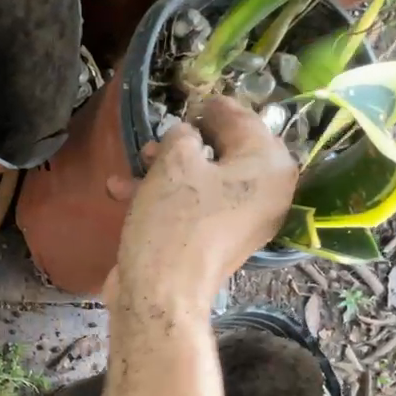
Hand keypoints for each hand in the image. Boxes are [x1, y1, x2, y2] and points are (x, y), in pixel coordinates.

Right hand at [107, 95, 296, 306]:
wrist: (161, 294)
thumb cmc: (174, 223)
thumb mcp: (173, 166)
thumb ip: (179, 138)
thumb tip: (182, 136)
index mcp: (269, 165)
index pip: (241, 120)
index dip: (211, 109)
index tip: (191, 101)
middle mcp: (265, 192)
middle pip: (221, 155)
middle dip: (179, 149)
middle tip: (149, 145)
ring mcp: (240, 222)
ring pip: (201, 184)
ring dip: (162, 175)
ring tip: (127, 173)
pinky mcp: (213, 243)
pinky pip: (193, 209)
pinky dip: (164, 200)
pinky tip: (127, 196)